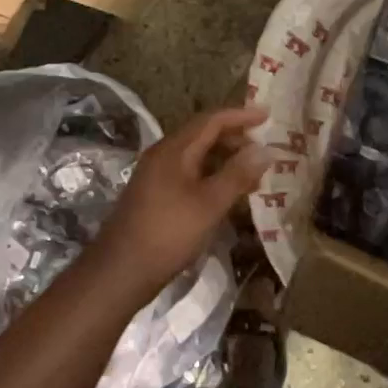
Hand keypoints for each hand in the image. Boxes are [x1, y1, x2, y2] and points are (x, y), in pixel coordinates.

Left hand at [93, 106, 270, 296]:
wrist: (120, 272)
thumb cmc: (168, 233)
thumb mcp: (210, 204)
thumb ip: (238, 174)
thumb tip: (265, 150)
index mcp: (174, 149)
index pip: (212, 120)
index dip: (241, 115)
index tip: (267, 116)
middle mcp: (163, 154)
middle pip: (203, 135)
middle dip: (235, 139)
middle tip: (263, 150)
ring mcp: (156, 175)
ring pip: (197, 156)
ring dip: (224, 160)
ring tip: (252, 175)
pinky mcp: (155, 195)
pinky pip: (189, 173)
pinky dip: (211, 176)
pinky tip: (226, 195)